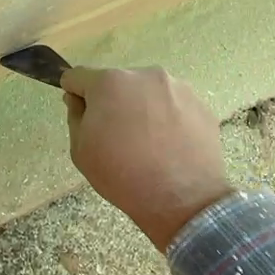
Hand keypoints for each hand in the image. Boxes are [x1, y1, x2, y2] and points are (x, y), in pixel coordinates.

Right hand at [60, 67, 232, 250]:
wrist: (183, 200)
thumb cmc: (122, 175)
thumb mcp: (80, 150)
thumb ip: (75, 116)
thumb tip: (78, 99)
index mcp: (109, 82)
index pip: (78, 76)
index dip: (74, 93)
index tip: (81, 113)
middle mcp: (144, 75)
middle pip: (116, 82)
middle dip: (111, 102)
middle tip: (117, 136)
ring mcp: (177, 87)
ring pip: (147, 92)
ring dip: (141, 108)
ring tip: (148, 142)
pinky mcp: (200, 104)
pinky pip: (173, 104)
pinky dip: (167, 118)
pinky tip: (170, 145)